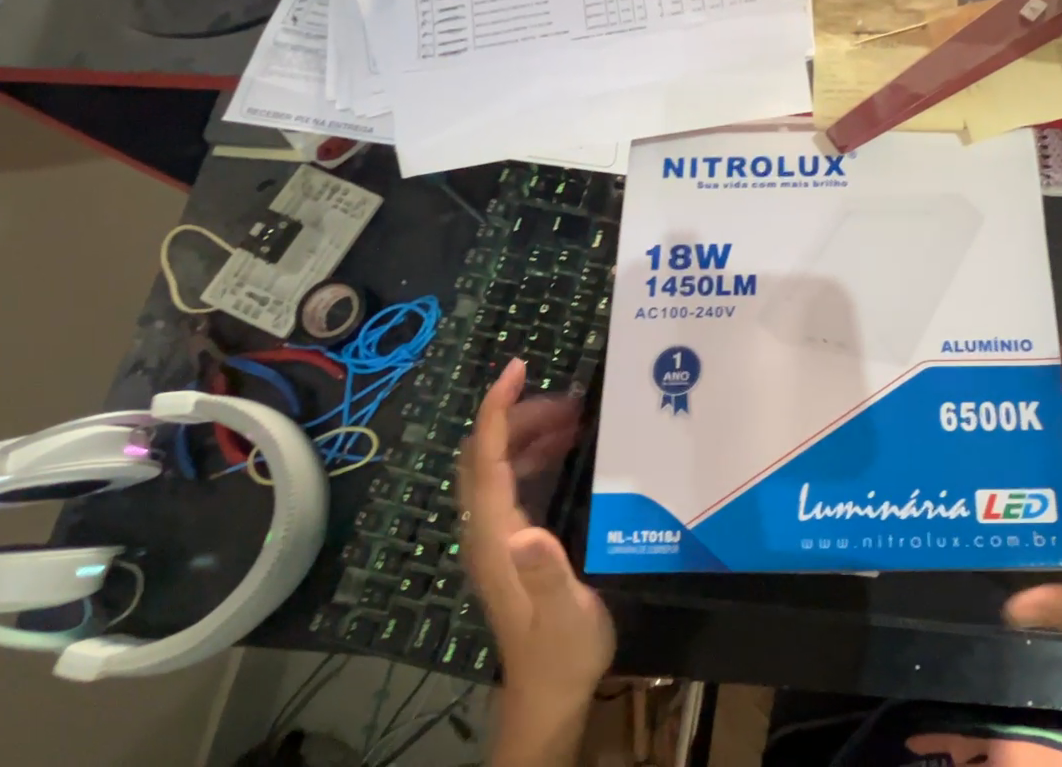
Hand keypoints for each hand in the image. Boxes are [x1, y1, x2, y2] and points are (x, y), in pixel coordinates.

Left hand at [460, 358, 613, 701]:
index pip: (485, 459)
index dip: (496, 410)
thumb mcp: (565, 614)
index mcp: (496, 536)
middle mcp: (488, 529)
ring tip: (577, 417)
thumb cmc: (562, 652)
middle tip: (572, 399)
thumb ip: (546, 573)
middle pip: (487, 455)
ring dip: (530, 433)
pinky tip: (568, 452)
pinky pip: (515, 483)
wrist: (549, 692)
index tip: (518, 370)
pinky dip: (537, 456)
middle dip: (520, 414)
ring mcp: (498, 536)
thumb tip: (527, 531)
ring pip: (500, 467)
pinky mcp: (513, 543)